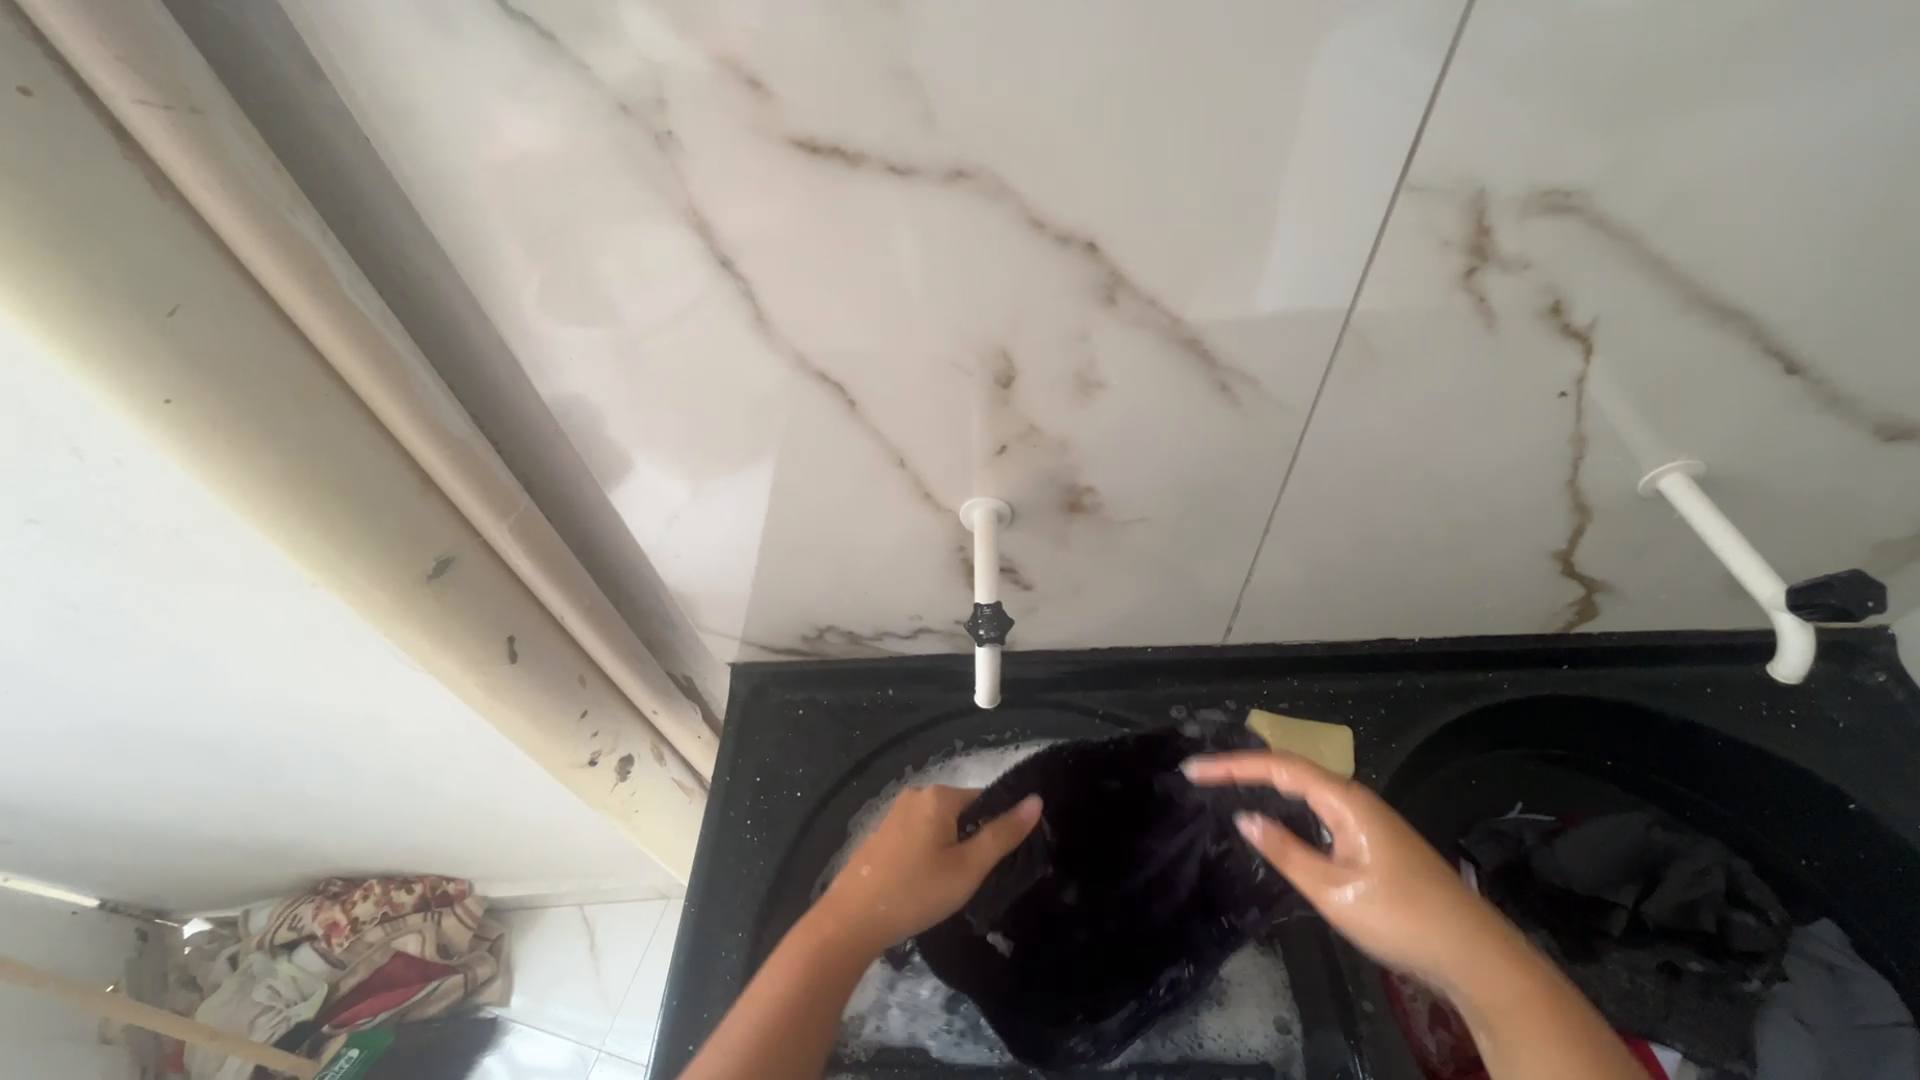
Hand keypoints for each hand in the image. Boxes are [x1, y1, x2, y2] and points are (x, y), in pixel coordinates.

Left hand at [814, 786, 1041, 954]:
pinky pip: (919, 837)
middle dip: (971, 842)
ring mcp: (894, 814)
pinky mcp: (882, 834)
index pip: (986, 800)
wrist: (851, 921)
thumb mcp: (968, 867)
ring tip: (947, 887)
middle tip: (971, 880)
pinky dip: (928, 856)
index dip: (997, 830)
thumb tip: (1036, 800)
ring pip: (940, 827)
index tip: (995, 864)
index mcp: (938, 795)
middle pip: (962, 813)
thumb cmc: (916, 892)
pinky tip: (924, 885)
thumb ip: (1003, 833)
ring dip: (950, 851)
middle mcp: (916, 794)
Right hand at [1182, 750, 1515, 991]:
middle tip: (1200, 776)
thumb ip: (1285, 851)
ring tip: (1223, 786)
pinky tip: (1274, 816)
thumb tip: (1244, 818)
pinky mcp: (1372, 838)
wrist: (1475, 955)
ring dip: (1264, 783)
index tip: (1193, 770)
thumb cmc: (1401, 919)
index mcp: (1346, 801)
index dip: (1232, 765)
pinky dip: (1286, 803)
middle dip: (1243, 768)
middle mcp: (1356, 799)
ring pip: (1306, 788)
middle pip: (1291, 769)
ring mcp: (1367, 818)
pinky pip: (1319, 808)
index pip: (1278, 767)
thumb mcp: (1333, 890)